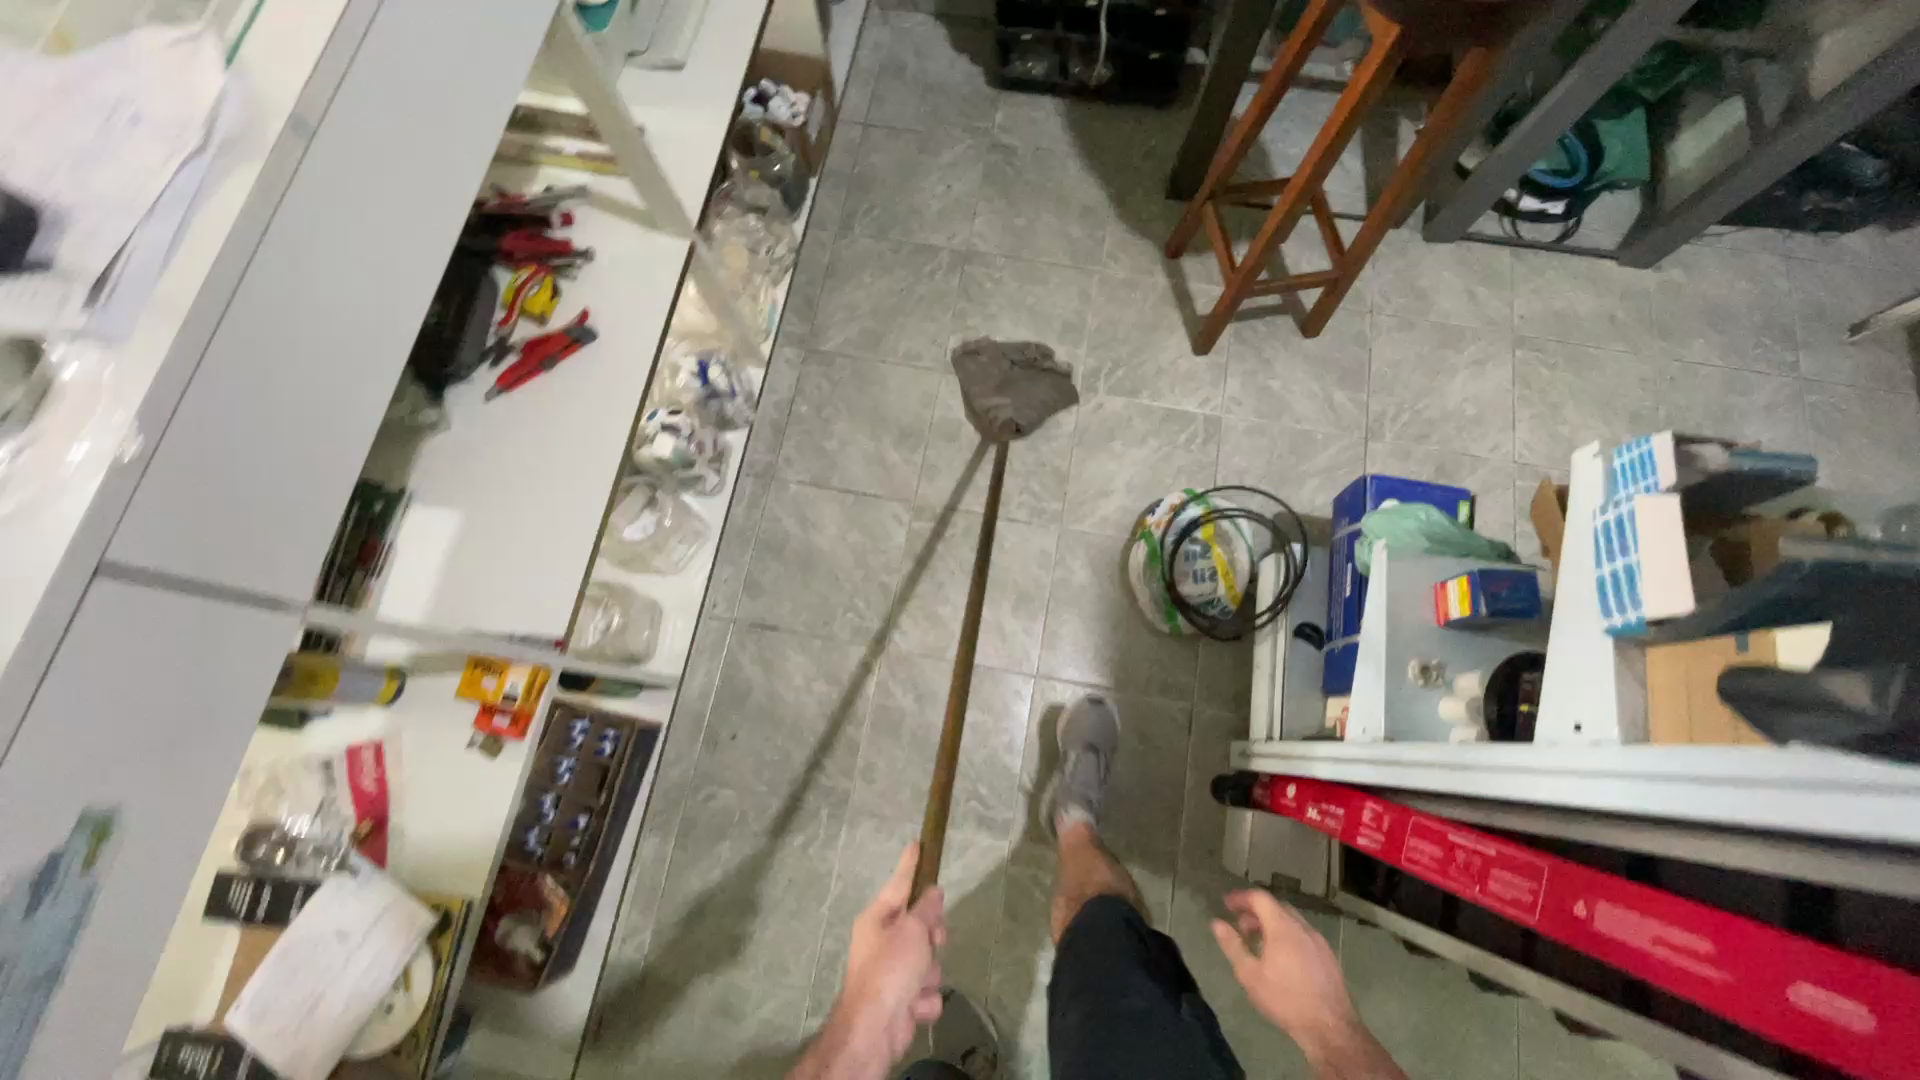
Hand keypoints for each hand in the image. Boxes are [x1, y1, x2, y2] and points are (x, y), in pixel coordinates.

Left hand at [792, 844, 945, 1079]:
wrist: (874, 1030)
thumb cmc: (889, 970)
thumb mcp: (912, 931)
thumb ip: (926, 909)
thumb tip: (933, 890)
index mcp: (877, 919)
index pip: (899, 883)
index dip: (910, 864)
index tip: (917, 844)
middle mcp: (883, 942)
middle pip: (921, 926)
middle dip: (932, 936)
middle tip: (934, 940)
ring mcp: (893, 972)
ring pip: (929, 961)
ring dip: (929, 974)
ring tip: (917, 984)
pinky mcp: (903, 999)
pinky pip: (926, 990)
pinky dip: (924, 999)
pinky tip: (914, 1005)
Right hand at [1211, 890, 1365, 1064]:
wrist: (1330, 1028)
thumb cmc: (1285, 1000)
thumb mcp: (1250, 975)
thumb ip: (1233, 945)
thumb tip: (1217, 923)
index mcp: (1283, 928)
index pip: (1260, 898)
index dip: (1241, 898)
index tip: (1226, 904)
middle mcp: (1303, 928)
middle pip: (1277, 907)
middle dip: (1256, 911)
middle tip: (1242, 926)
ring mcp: (1319, 942)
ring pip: (1292, 921)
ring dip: (1273, 923)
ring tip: (1260, 943)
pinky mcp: (1329, 957)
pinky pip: (1304, 935)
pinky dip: (1289, 935)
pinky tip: (1283, 958)